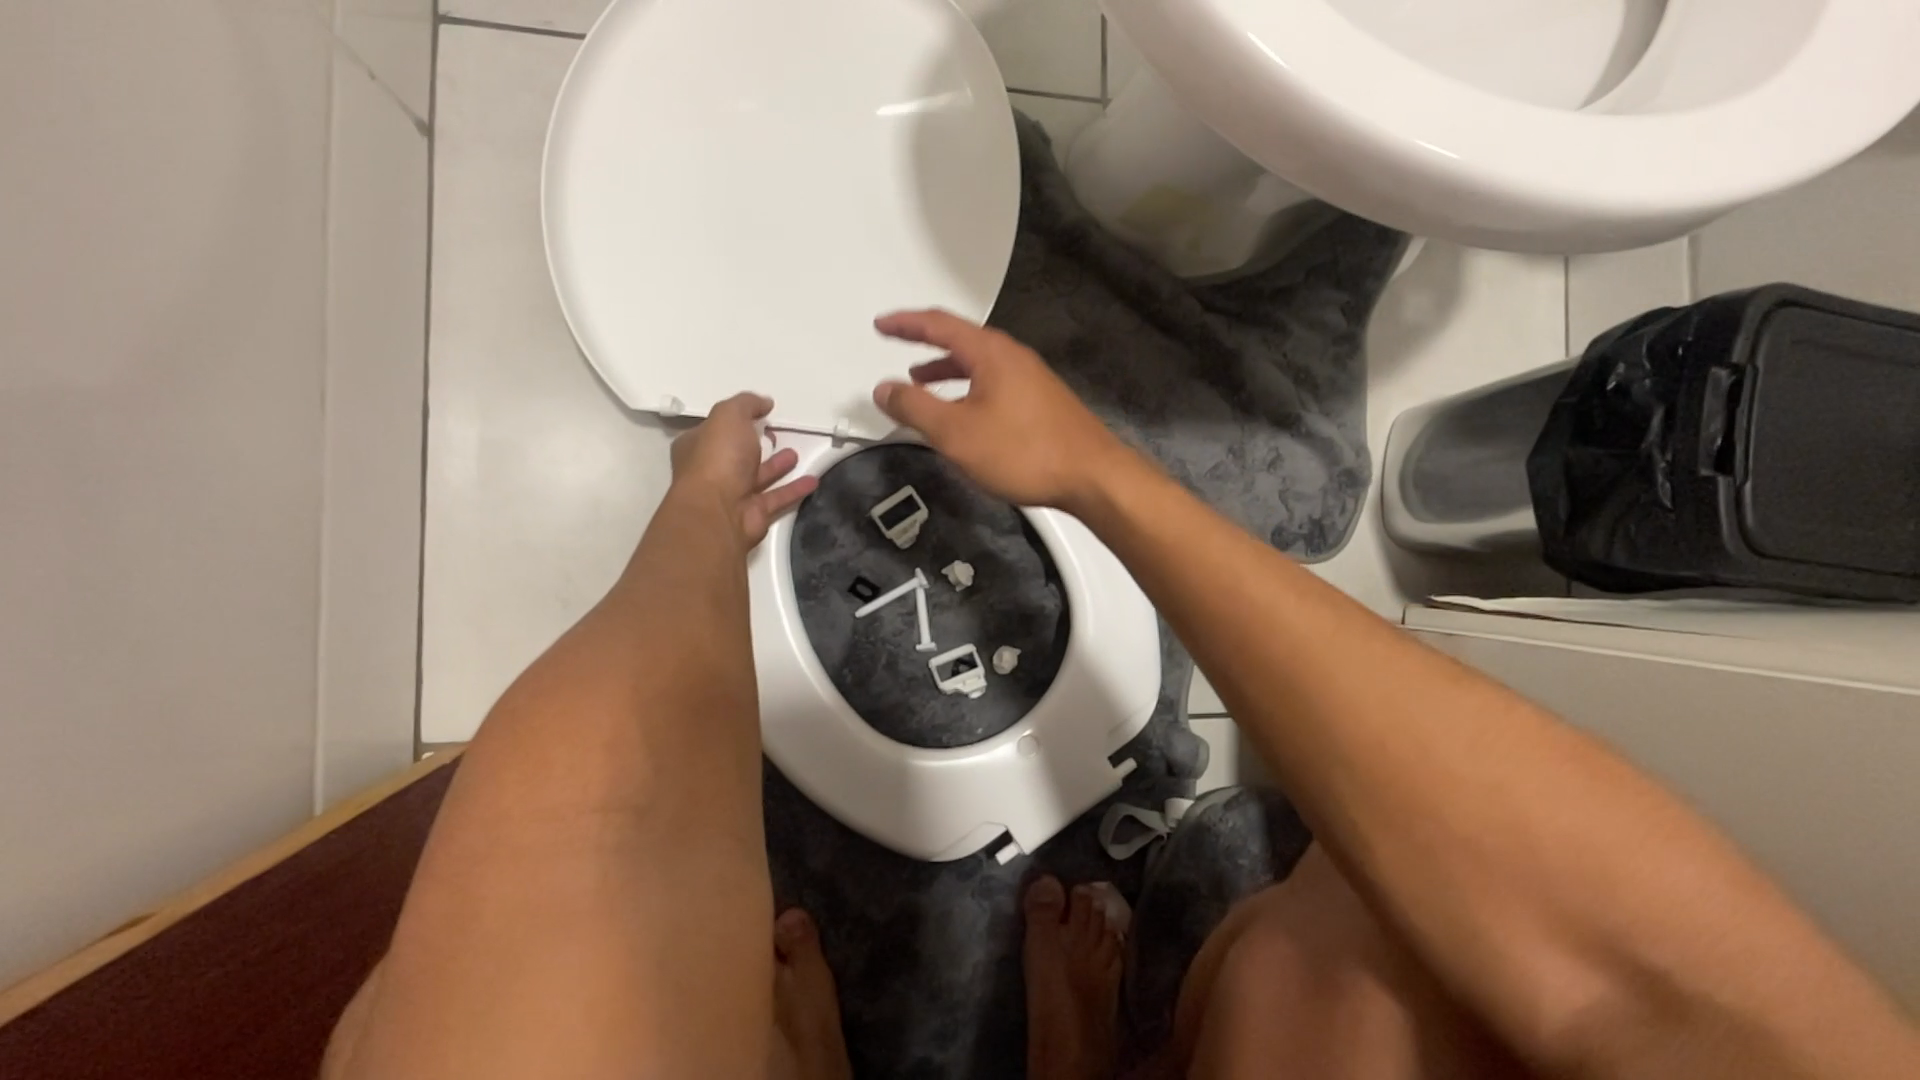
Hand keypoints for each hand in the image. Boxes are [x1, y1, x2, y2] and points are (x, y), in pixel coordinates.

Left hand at [668, 393, 817, 546]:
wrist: (718, 511)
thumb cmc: (717, 458)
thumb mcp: (728, 416)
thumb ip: (746, 404)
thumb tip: (763, 402)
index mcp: (697, 446)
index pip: (715, 430)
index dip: (735, 421)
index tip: (758, 414)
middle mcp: (712, 471)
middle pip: (737, 454)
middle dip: (756, 444)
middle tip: (776, 434)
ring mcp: (732, 495)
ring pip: (758, 477)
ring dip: (776, 466)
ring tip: (795, 454)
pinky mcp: (753, 514)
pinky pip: (777, 497)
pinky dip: (794, 489)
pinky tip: (812, 481)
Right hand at [871, 310, 1135, 511]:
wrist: (1092, 476)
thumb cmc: (1022, 451)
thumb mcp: (956, 433)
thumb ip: (915, 407)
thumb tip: (884, 388)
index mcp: (990, 353)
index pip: (939, 324)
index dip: (906, 323)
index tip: (882, 324)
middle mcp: (1013, 357)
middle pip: (962, 340)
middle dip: (926, 343)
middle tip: (898, 345)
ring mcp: (1031, 379)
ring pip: (979, 365)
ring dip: (946, 370)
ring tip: (921, 383)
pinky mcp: (1042, 402)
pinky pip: (994, 383)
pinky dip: (968, 389)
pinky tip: (964, 414)